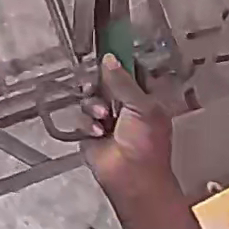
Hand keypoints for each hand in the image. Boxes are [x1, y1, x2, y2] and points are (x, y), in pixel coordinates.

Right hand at [82, 55, 173, 197]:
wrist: (132, 177)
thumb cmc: (146, 143)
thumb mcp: (141, 106)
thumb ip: (123, 81)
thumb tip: (109, 58)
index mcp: (145, 98)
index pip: (131, 72)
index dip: (121, 63)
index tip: (108, 51)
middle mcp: (125, 106)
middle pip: (106, 83)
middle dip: (101, 85)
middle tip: (99, 87)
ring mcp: (107, 119)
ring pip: (91, 98)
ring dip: (95, 106)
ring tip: (103, 117)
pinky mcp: (90, 131)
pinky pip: (81, 117)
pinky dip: (88, 123)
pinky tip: (98, 132)